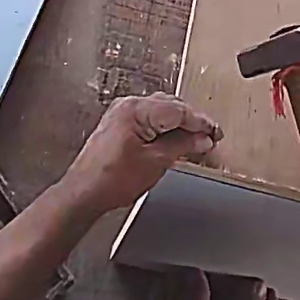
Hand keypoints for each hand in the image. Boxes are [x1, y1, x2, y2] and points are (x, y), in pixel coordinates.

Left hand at [56, 94, 220, 214]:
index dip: (202, 122)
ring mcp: (121, 114)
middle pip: (171, 106)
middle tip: (209, 137)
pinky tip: (173, 140)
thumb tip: (201, 139)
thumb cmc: (110, 180)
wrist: (84, 193)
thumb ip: (182, 146)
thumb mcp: (156, 162)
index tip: (216, 132)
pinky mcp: (118, 125)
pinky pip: (148, 119)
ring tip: (195, 141)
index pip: (179, 110)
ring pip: (160, 111)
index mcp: (137, 110)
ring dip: (179, 124)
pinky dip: (164, 127)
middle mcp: (127, 106)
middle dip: (192, 122)